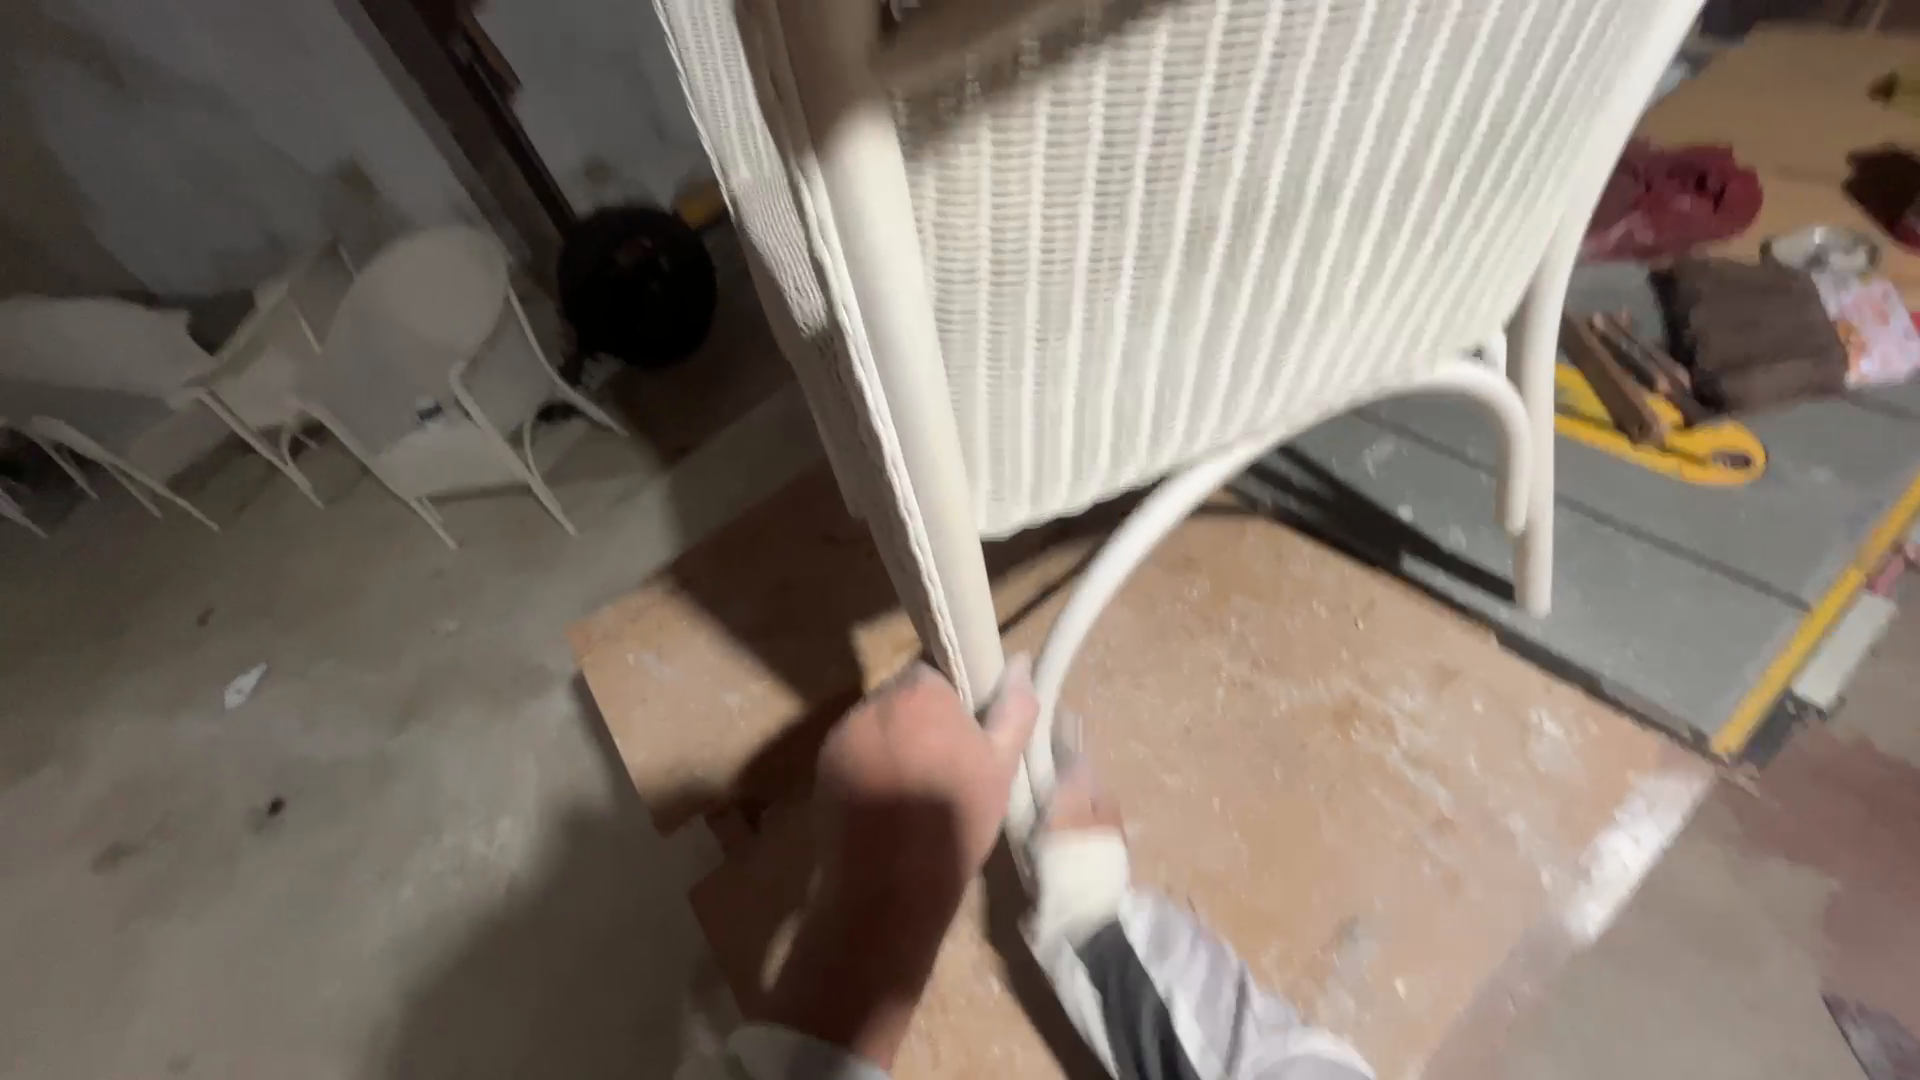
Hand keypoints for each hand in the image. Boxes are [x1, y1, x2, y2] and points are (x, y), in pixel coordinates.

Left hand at [812, 654, 1038, 918]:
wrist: (889, 889)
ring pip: (878, 723)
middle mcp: (873, 703)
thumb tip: (1020, 660)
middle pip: (902, 695)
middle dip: (922, 718)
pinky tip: (887, 802)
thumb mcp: (1000, 766)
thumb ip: (1013, 708)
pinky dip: (871, 764)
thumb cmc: (955, 821)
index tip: (965, 732)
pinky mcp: (822, 766)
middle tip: (945, 762)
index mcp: (919, 693)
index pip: (934, 671)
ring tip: (915, 787)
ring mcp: (842, 735)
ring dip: (896, 740)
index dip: (952, 699)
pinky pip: (855, 750)